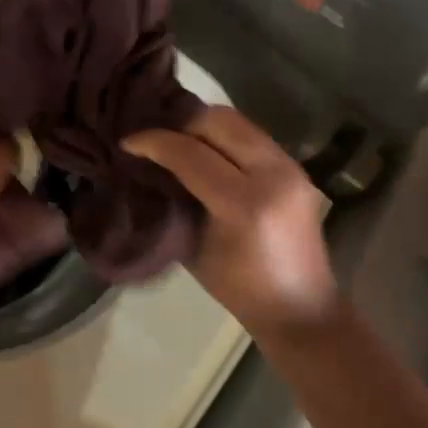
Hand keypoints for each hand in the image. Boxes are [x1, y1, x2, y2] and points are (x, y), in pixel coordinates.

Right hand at [124, 107, 336, 336]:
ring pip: (236, 121)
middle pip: (217, 122)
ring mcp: (291, 168)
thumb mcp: (191, 245)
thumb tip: (143, 170)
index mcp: (245, 204)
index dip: (153, 142)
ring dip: (200, 125)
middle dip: (178, 125)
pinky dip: (221, 135)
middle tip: (153, 139)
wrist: (300, 307)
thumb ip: (171, 200)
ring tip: (175, 139)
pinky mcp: (296, 167)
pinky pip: (250, 134)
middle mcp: (274, 176)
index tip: (127, 143)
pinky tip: (203, 150)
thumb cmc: (238, 287)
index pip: (190, 153)